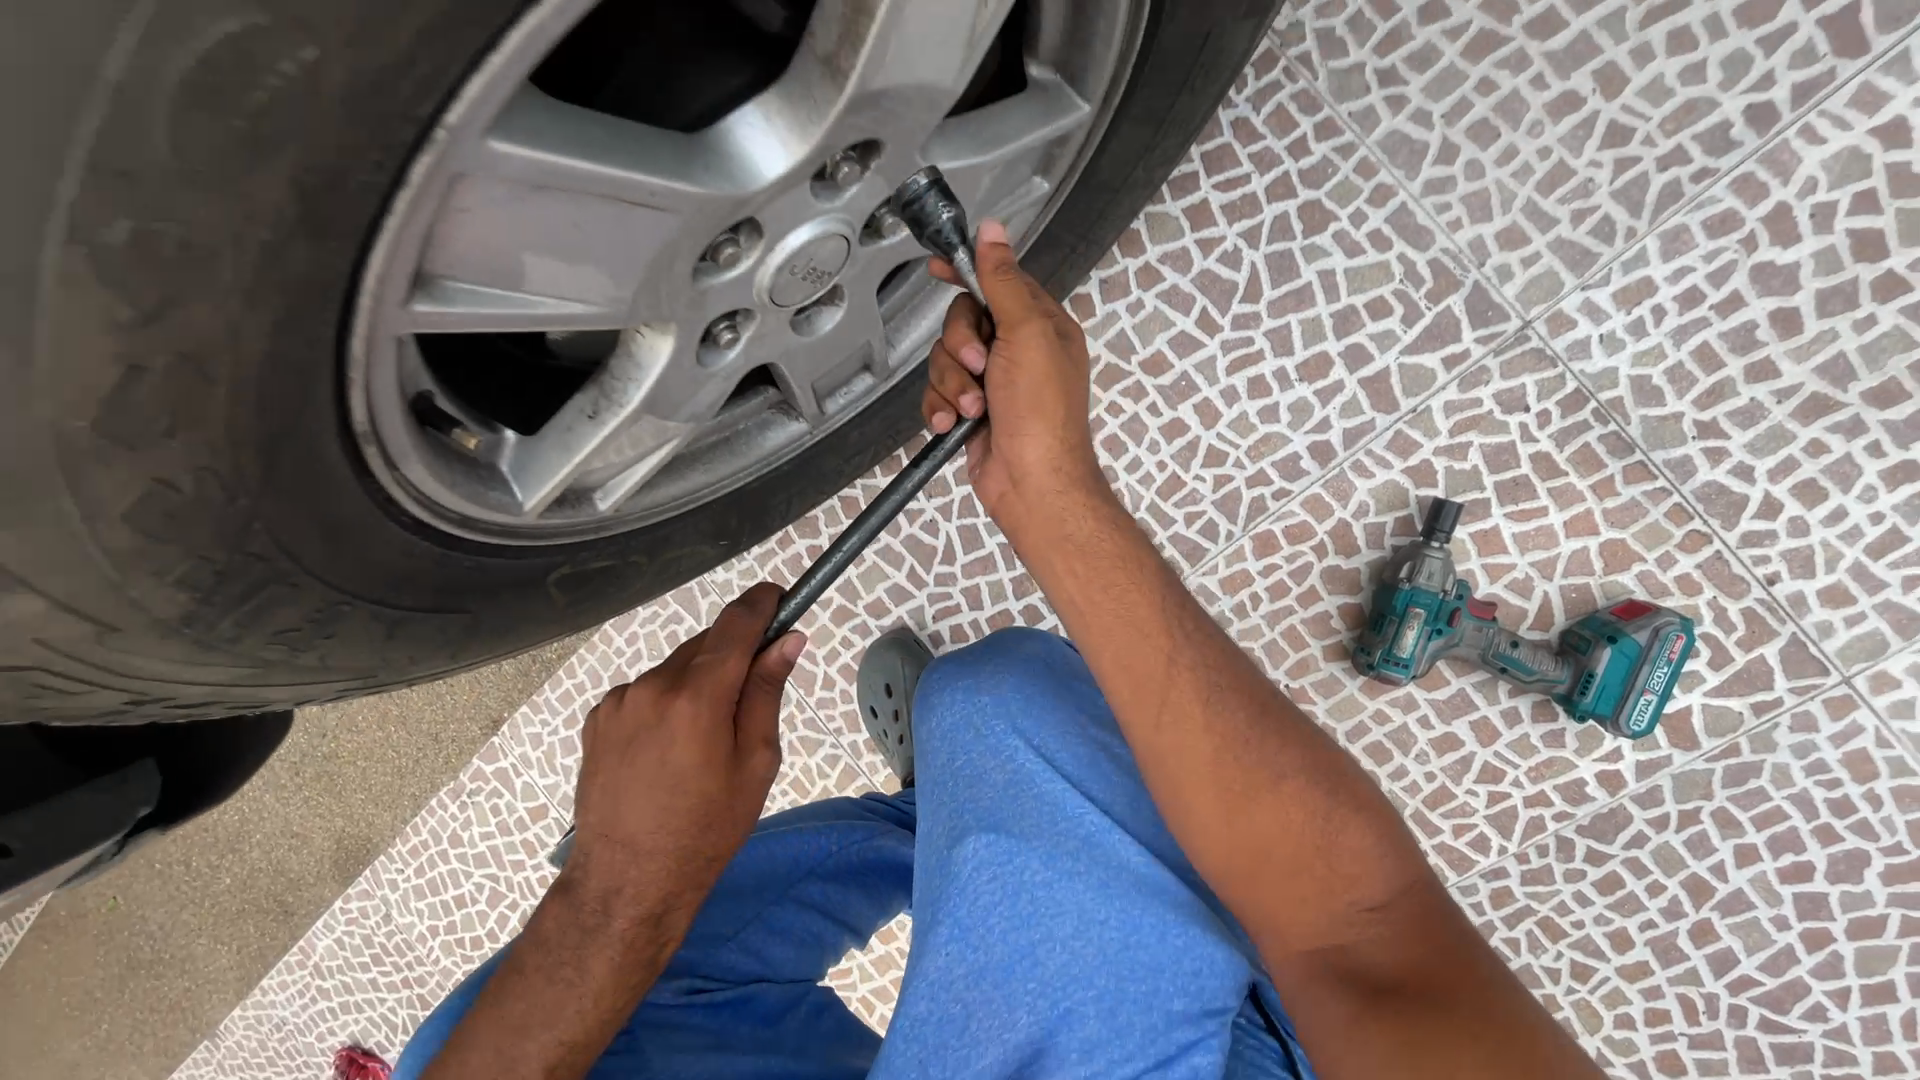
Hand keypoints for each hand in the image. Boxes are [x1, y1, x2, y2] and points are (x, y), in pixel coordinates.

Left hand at [565, 583, 803, 917]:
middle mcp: (652, 685)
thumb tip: (788, 640)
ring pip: (676, 669)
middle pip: (706, 646)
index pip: (735, 625)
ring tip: (704, 739)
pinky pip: (646, 691)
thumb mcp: (756, 762)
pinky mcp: (598, 718)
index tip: (778, 594)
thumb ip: (767, 693)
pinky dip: (667, 701)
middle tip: (751, 696)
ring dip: (698, 682)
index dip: (761, 603)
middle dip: (733, 656)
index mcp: (698, 697)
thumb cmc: (708, 828)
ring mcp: (619, 701)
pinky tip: (669, 748)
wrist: (628, 881)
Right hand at [921, 219, 1110, 533]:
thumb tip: (994, 231)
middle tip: (978, 366)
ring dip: (952, 384)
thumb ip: (1003, 282)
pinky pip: (938, 394)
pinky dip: (941, 408)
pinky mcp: (970, 412)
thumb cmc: (1041, 411)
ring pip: (945, 360)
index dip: (968, 274)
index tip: (937, 268)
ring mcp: (993, 384)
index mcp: (1041, 326)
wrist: (1031, 482)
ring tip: (973, 407)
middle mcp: (1017, 352)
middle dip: (960, 346)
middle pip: (963, 322)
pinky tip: (953, 423)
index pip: (998, 284)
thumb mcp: (1027, 333)